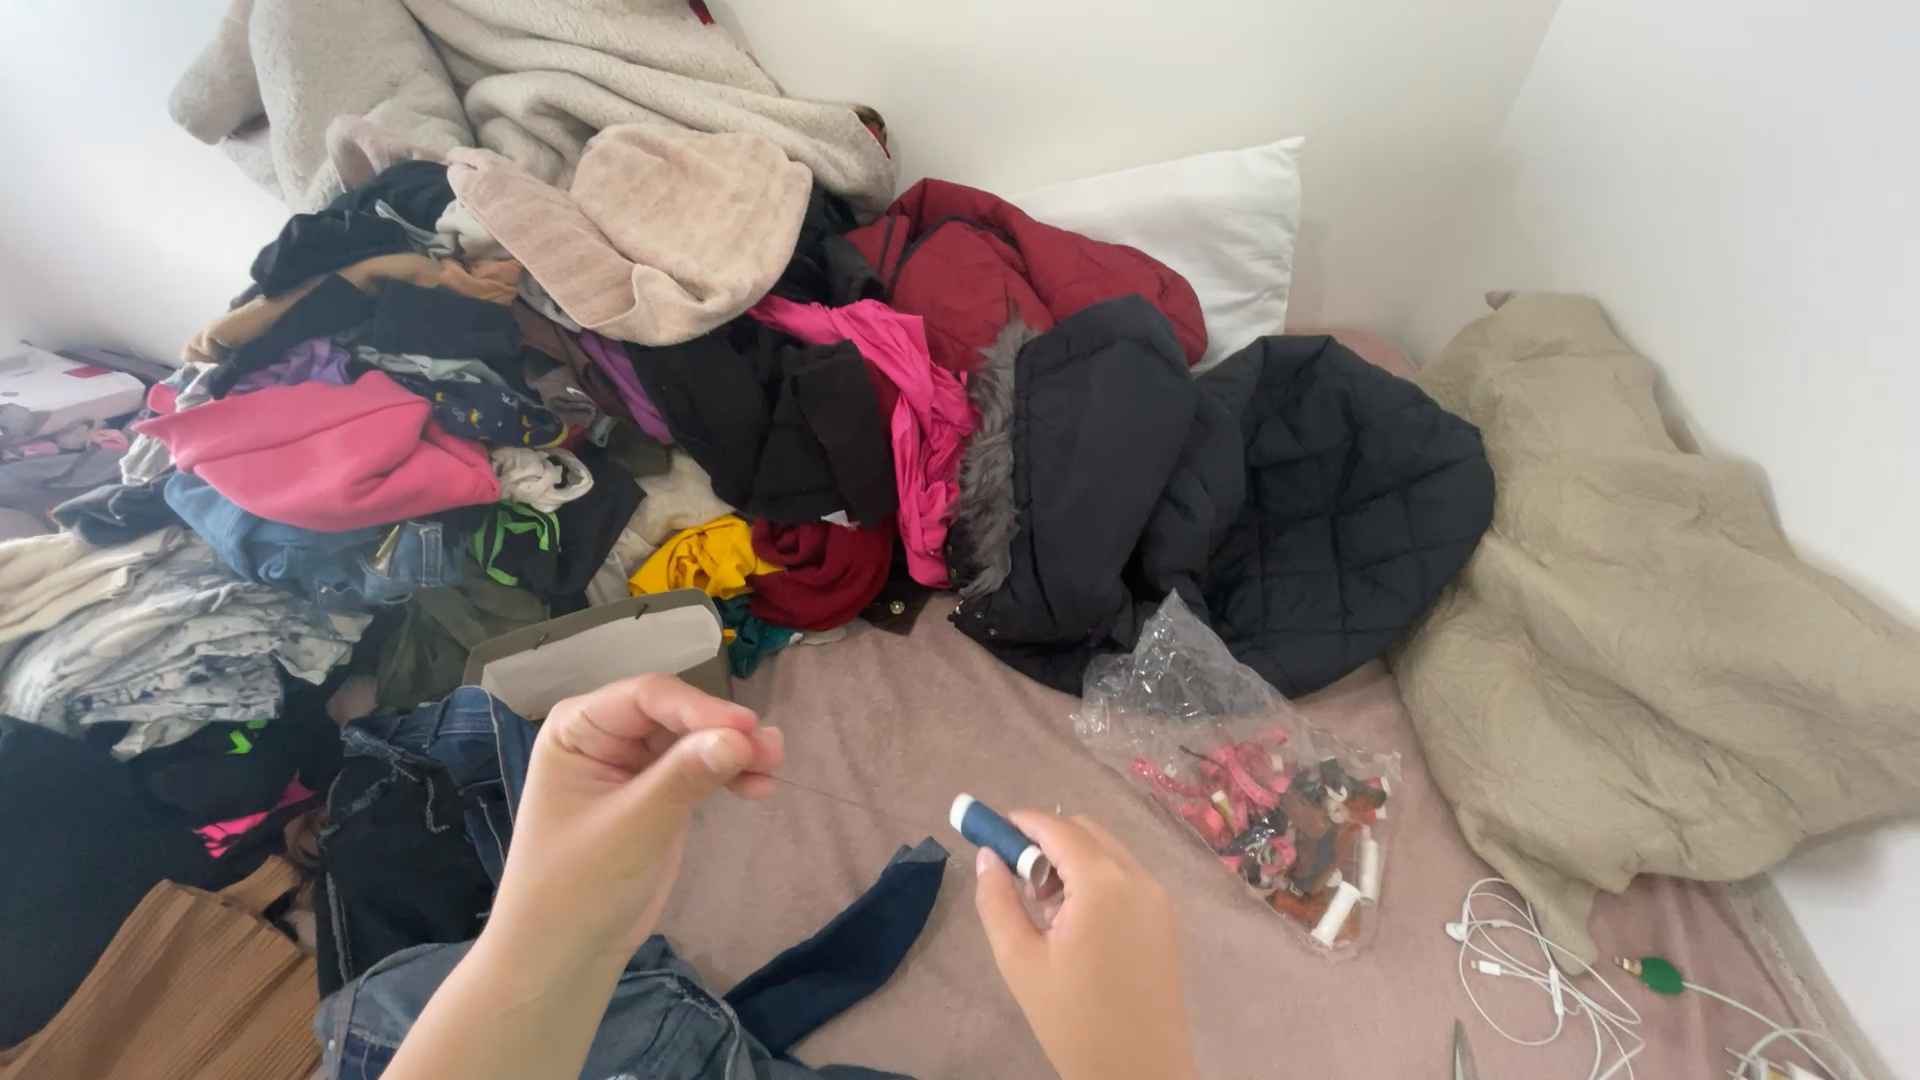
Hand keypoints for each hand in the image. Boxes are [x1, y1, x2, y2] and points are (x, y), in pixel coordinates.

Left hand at [486, 674, 784, 966]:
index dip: (699, 707)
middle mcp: (609, 735)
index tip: (746, 729)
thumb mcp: (629, 830)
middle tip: (771, 751)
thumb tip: (740, 738)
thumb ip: (682, 779)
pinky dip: (732, 774)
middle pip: (679, 714)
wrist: (563, 958)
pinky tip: (760, 788)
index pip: (647, 697)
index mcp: (580, 729)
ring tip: (774, 765)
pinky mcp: (663, 790)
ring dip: (737, 749)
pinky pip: (704, 767)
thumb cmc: (574, 890)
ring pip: (699, 738)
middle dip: (725, 730)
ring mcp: (638, 763)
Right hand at [974, 812, 1197, 1079]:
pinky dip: (1097, 878)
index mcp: (1103, 884)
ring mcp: (1158, 897)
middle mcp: (1137, 877)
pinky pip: (1125, 875)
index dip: (1021, 823)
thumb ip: (997, 900)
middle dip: (1047, 842)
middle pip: (1084, 831)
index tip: (992, 833)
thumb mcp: (1020, 962)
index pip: (1057, 828)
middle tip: (1022, 884)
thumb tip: (986, 855)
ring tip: (1050, 914)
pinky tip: (1080, 925)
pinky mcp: (1167, 918)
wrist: (1142, 1079)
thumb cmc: (1075, 1022)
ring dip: (1073, 860)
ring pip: (1106, 850)